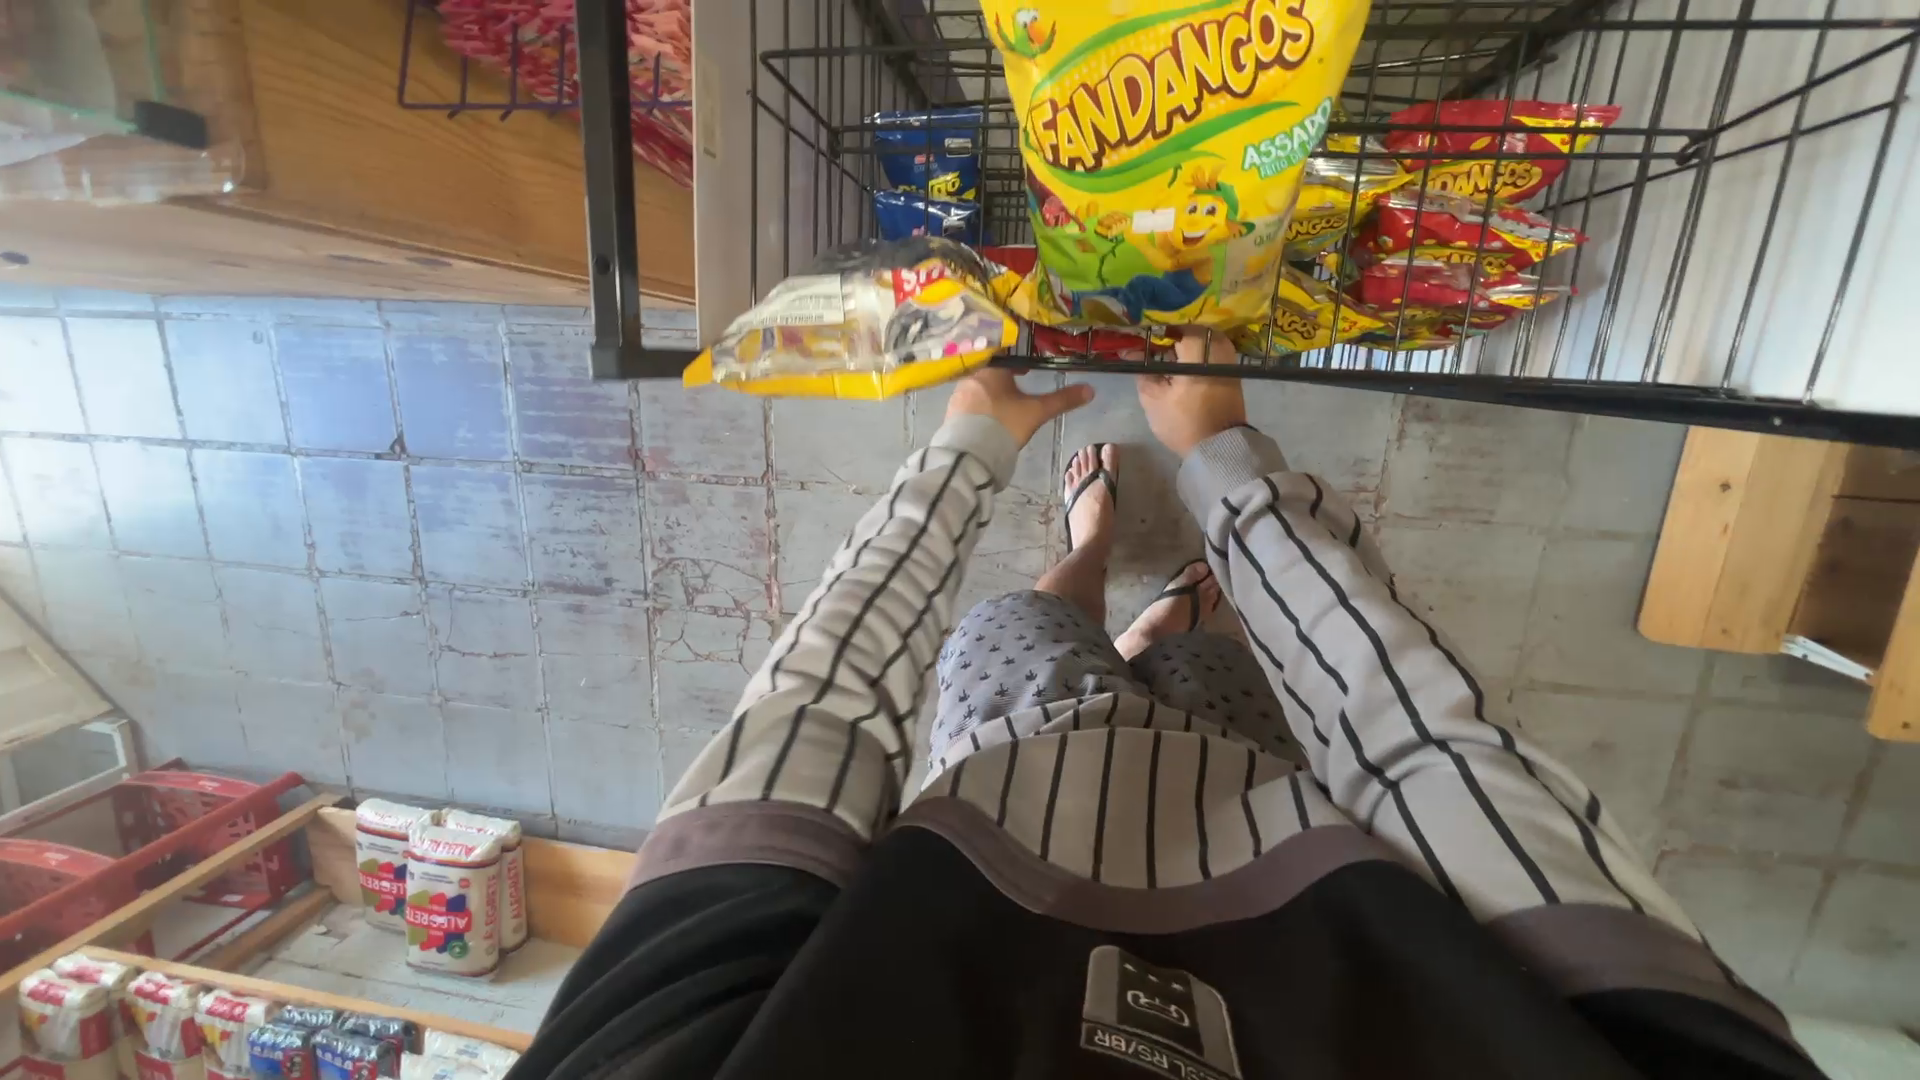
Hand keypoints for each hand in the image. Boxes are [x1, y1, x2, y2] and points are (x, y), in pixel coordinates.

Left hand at [946, 367, 1094, 447]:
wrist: (971, 453)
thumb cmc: (1005, 425)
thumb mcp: (1037, 412)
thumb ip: (1061, 400)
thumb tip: (1090, 390)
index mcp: (992, 370)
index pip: (1005, 359)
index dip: (1017, 365)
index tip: (1026, 373)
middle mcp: (971, 378)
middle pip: (989, 375)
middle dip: (1002, 382)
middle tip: (1015, 393)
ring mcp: (957, 397)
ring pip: (977, 391)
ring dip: (989, 397)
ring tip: (1002, 411)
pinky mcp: (950, 415)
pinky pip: (967, 407)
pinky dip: (977, 411)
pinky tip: (985, 424)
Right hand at [1136, 328, 1247, 457]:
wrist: (1218, 448)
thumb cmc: (1183, 423)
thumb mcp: (1154, 400)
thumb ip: (1143, 372)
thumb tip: (1131, 353)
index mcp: (1198, 358)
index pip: (1182, 329)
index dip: (1163, 332)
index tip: (1149, 341)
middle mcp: (1218, 354)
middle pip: (1199, 332)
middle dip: (1179, 336)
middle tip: (1161, 348)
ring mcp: (1230, 364)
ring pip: (1211, 341)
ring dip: (1193, 345)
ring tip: (1174, 359)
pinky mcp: (1234, 376)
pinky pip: (1217, 353)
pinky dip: (1203, 354)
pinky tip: (1189, 368)